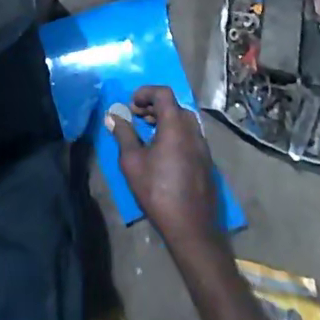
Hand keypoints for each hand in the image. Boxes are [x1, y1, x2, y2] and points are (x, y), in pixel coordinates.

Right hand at [108, 86, 221, 250]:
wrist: (191, 227)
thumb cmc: (158, 191)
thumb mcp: (132, 162)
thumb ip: (123, 134)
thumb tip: (113, 116)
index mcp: (176, 125)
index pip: (163, 93)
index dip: (146, 92)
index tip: (132, 103)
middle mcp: (193, 130)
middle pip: (174, 106)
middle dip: (154, 106)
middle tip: (136, 116)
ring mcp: (203, 146)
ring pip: (184, 121)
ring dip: (165, 120)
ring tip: (146, 132)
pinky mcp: (206, 161)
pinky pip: (190, 136)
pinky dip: (175, 133)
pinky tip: (162, 151)